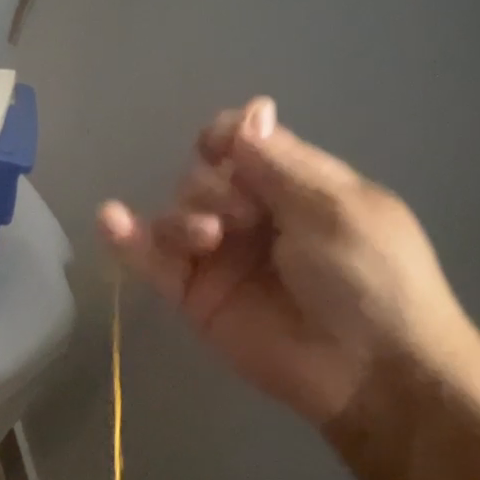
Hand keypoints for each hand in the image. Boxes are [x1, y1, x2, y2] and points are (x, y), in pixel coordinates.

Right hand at [99, 98, 479, 426]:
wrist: (368, 369)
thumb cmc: (369, 278)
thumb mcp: (336, 208)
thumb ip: (280, 163)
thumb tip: (248, 110)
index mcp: (297, 187)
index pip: (244, 144)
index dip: (227, 138)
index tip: (222, 147)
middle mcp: (254, 216)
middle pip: (203, 176)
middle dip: (214, 187)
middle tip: (243, 218)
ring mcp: (220, 258)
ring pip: (175, 214)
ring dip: (183, 216)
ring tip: (207, 239)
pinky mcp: (193, 297)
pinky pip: (151, 261)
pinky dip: (126, 239)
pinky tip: (110, 220)